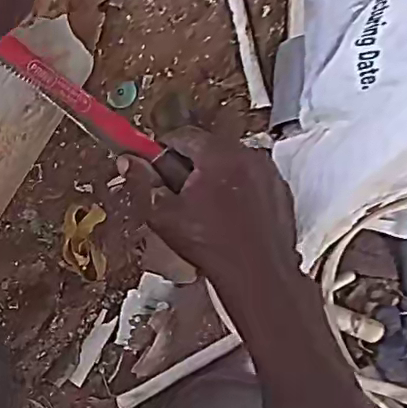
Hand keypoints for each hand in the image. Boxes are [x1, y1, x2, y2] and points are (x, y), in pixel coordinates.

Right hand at [119, 128, 301, 296]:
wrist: (256, 272)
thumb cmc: (210, 244)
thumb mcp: (162, 214)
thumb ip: (142, 182)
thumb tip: (128, 161)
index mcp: (218, 156)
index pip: (183, 135)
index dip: (160, 148)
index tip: (149, 161)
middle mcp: (248, 156)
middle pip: (207, 148)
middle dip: (185, 165)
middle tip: (171, 191)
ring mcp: (268, 173)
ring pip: (228, 164)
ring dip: (210, 177)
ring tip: (198, 208)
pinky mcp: (279, 191)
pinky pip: (248, 180)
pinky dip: (233, 190)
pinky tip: (222, 216)